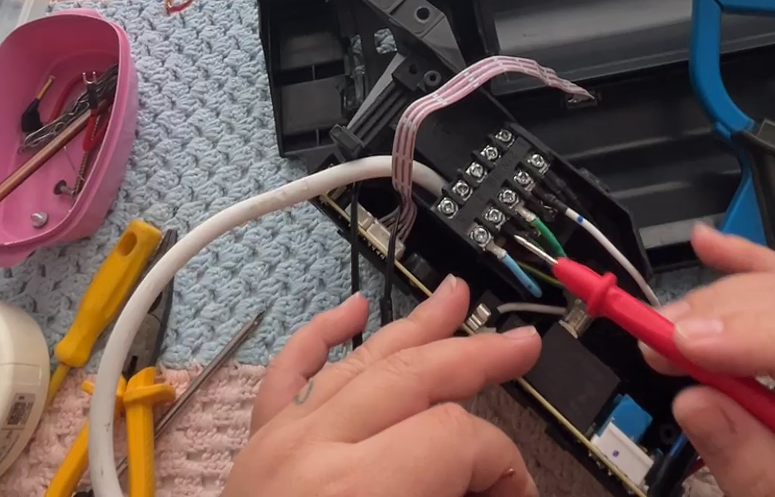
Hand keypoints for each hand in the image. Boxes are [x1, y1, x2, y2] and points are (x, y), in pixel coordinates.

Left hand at [226, 275, 543, 496]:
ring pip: (359, 360)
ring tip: (454, 298)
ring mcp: (274, 445)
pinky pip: (289, 375)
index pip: (455, 439)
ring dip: (413, 327)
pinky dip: (321, 335)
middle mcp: (310, 452)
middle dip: (475, 357)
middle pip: (413, 377)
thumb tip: (501, 490)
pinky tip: (351, 309)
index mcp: (351, 492)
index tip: (518, 494)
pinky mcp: (252, 453)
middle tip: (522, 345)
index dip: (501, 464)